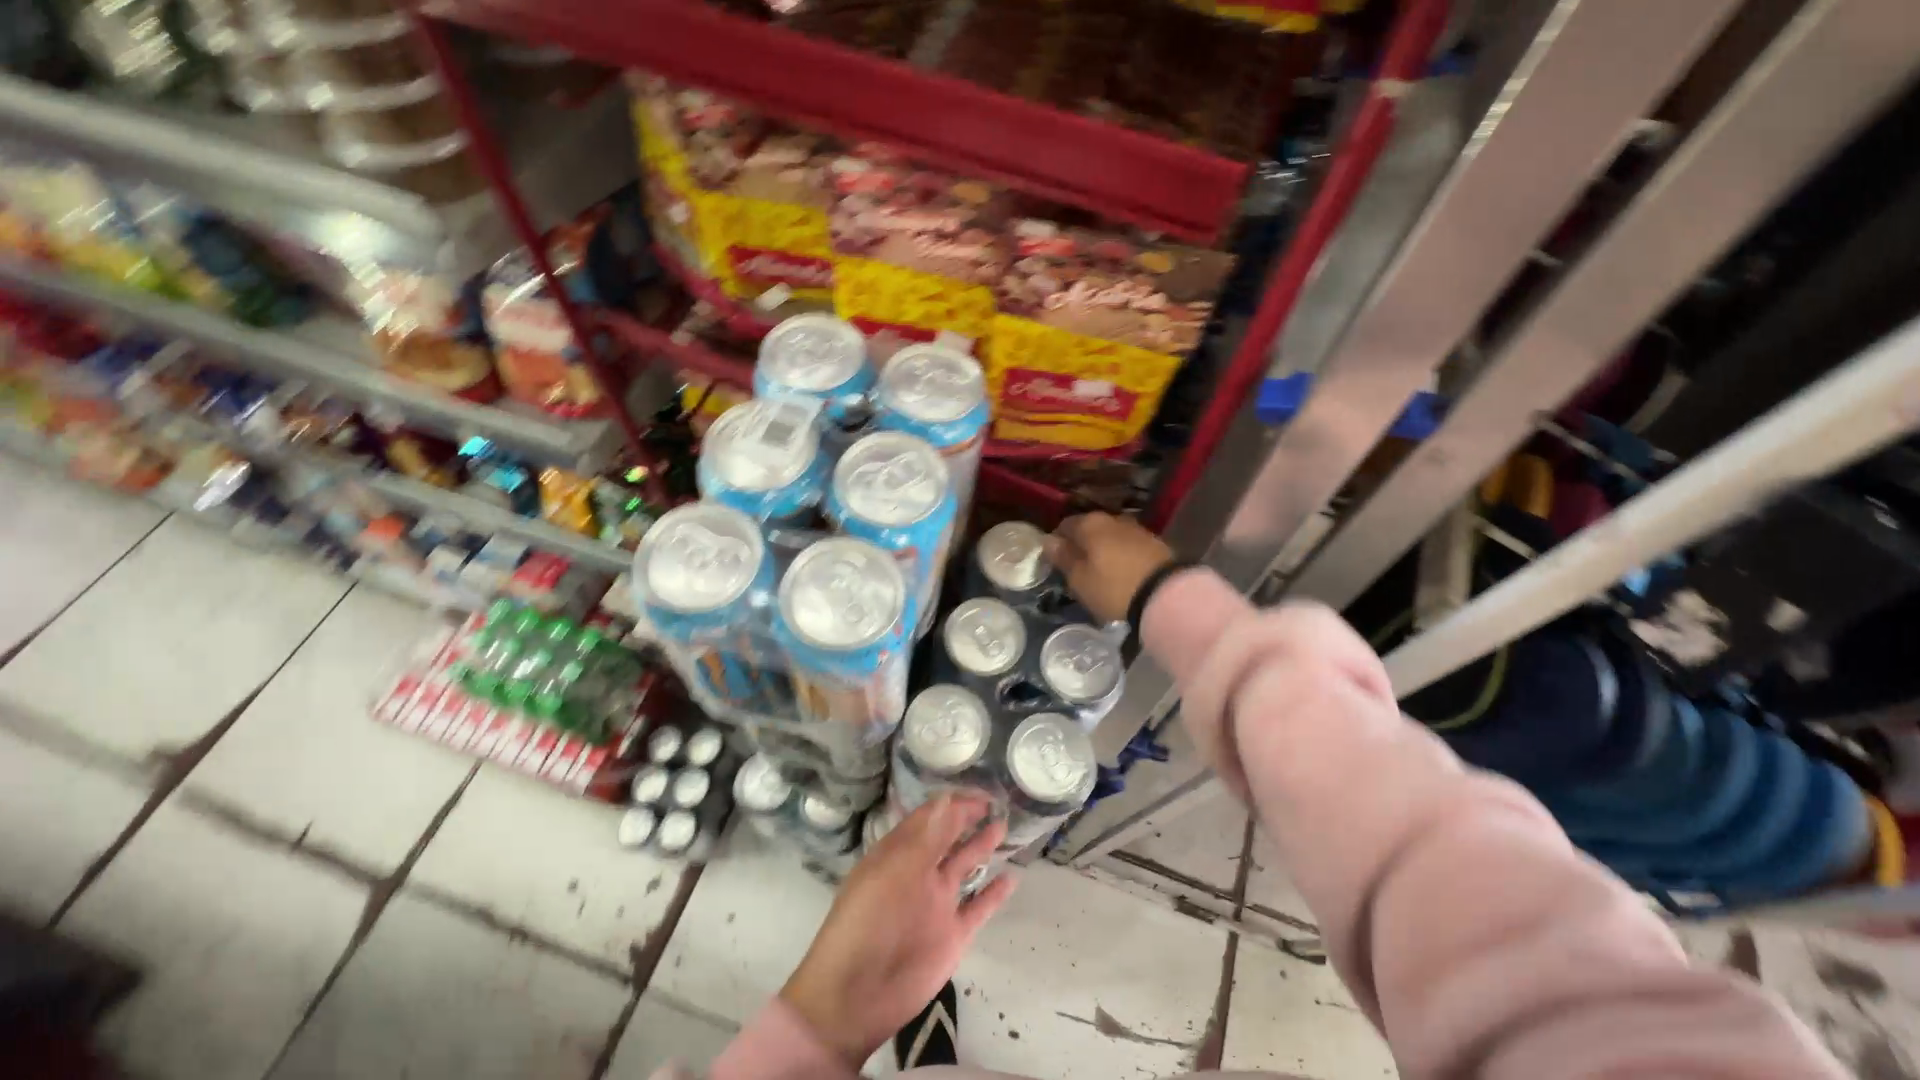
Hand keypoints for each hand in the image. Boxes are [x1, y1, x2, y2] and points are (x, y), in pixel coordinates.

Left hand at [780, 793, 1016, 1065]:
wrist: (856, 994)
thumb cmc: (868, 924)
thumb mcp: (894, 871)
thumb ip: (926, 837)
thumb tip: (950, 798)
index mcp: (897, 856)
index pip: (928, 819)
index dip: (953, 803)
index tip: (982, 791)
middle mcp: (918, 874)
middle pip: (947, 838)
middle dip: (968, 818)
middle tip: (998, 801)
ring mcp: (937, 905)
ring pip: (964, 867)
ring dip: (981, 847)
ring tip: (1004, 826)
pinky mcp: (953, 935)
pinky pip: (978, 908)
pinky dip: (994, 893)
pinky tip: (1012, 876)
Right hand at [1044, 512, 1175, 623]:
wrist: (1166, 595)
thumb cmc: (1113, 587)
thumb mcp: (1079, 579)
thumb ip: (1063, 557)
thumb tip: (1048, 540)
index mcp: (1090, 523)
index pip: (1064, 525)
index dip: (1057, 542)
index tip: (1056, 561)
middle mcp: (1113, 519)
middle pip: (1090, 529)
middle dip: (1082, 545)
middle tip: (1077, 569)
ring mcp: (1137, 529)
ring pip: (1111, 537)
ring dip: (1103, 551)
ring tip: (1100, 573)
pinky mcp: (1156, 544)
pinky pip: (1129, 547)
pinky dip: (1121, 556)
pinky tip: (1121, 573)